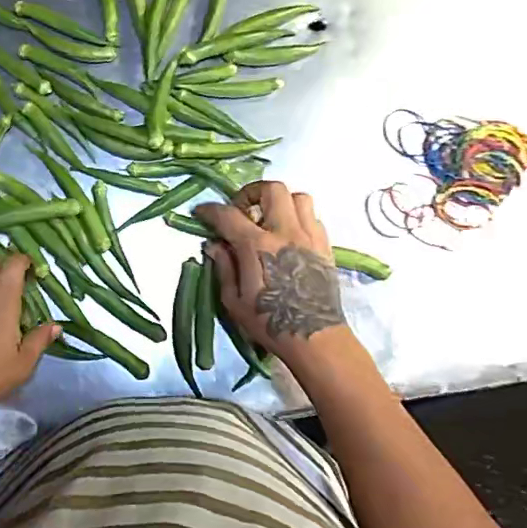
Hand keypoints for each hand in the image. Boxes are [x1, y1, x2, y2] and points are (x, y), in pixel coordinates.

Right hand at [196, 181, 352, 369]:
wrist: (314, 337)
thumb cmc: (270, 323)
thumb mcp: (234, 301)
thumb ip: (224, 267)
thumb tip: (215, 245)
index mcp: (258, 246)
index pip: (228, 215)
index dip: (210, 210)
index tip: (201, 212)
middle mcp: (286, 232)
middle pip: (271, 189)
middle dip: (251, 193)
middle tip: (241, 211)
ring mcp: (310, 237)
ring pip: (298, 197)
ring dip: (279, 203)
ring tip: (269, 220)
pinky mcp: (325, 247)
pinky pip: (313, 218)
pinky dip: (298, 219)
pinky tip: (289, 237)